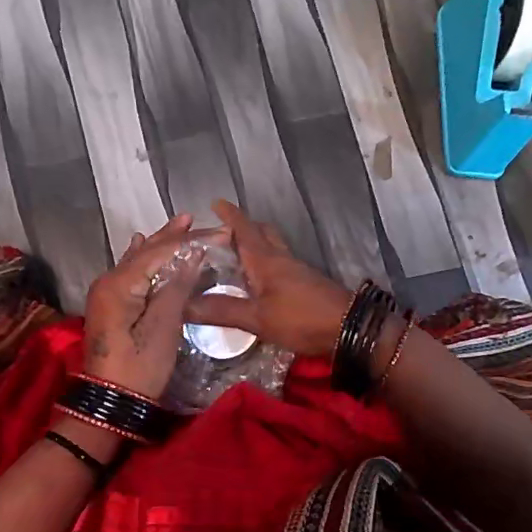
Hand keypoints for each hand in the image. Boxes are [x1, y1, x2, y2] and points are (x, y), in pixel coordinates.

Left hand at [81, 215, 224, 400]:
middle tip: (197, 220)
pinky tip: (140, 245)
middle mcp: (108, 282)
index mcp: (120, 284)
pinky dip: (143, 260)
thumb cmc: (139, 367)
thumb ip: (176, 287)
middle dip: (172, 237)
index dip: (189, 241)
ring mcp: (105, 295)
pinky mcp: (109, 308)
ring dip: (158, 245)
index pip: (159, 252)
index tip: (219, 233)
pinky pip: (129, 274)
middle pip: (145, 252)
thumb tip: (192, 255)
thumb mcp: (163, 328)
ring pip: (137, 261)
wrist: (110, 401)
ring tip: (178, 226)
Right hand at [184, 200, 352, 356]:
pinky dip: (265, 266)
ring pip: (272, 250)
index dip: (230, 216)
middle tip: (224, 234)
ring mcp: (296, 272)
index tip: (216, 202)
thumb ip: (222, 311)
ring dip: (255, 247)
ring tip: (235, 259)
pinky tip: (258, 283)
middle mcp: (281, 259)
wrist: (347, 328)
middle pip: (263, 234)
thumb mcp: (257, 318)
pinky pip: (280, 267)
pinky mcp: (305, 286)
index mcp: (266, 260)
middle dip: (243, 228)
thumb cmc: (301, 318)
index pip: (245, 229)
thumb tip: (183, 305)